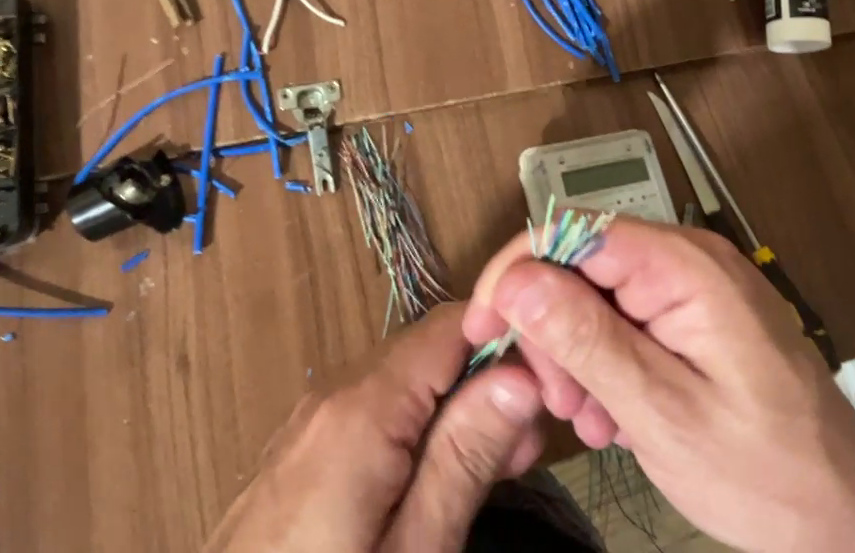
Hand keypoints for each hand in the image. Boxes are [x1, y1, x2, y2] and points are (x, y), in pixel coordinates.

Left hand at [204, 303, 547, 552]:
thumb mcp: (415, 548)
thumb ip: (465, 456)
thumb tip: (520, 375)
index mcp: (363, 405)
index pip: (453, 324)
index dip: (509, 341)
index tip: (551, 386)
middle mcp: (334, 393)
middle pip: (430, 351)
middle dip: (486, 381)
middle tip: (529, 447)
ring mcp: (312, 420)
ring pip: (405, 382)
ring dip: (455, 408)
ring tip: (496, 468)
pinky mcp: (303, 448)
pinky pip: (373, 412)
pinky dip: (416, 427)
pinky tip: (437, 474)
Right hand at [463, 218, 854, 552]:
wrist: (848, 517)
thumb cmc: (764, 471)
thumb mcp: (662, 411)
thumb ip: (586, 339)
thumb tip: (515, 280)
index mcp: (685, 266)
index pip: (571, 231)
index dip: (517, 273)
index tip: (487, 332)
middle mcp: (688, 259)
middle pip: (582, 263)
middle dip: (550, 327)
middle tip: (554, 401)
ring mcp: (694, 287)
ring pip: (597, 295)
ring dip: (574, 353)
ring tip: (586, 419)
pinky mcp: (696, 317)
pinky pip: (627, 320)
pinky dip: (605, 362)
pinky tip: (610, 416)